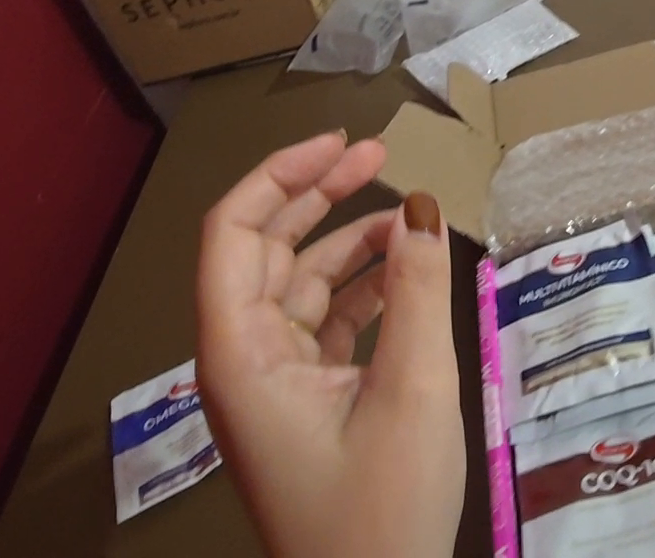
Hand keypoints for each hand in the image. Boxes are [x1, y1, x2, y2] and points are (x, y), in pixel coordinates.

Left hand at [195, 131, 464, 557]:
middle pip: (266, 247)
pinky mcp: (309, 394)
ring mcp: (276, 378)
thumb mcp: (412, 390)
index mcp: (240, 353)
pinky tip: (406, 268)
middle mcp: (245, 356)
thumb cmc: (382, 509)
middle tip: (378, 150)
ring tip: (407, 211)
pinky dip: (366, 285)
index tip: (340, 144)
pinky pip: (329, 317)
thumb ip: (418, 291)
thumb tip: (422, 206)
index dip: (280, 175)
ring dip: (350, 239)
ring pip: (302, 280)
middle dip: (318, 192)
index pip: (232, 233)